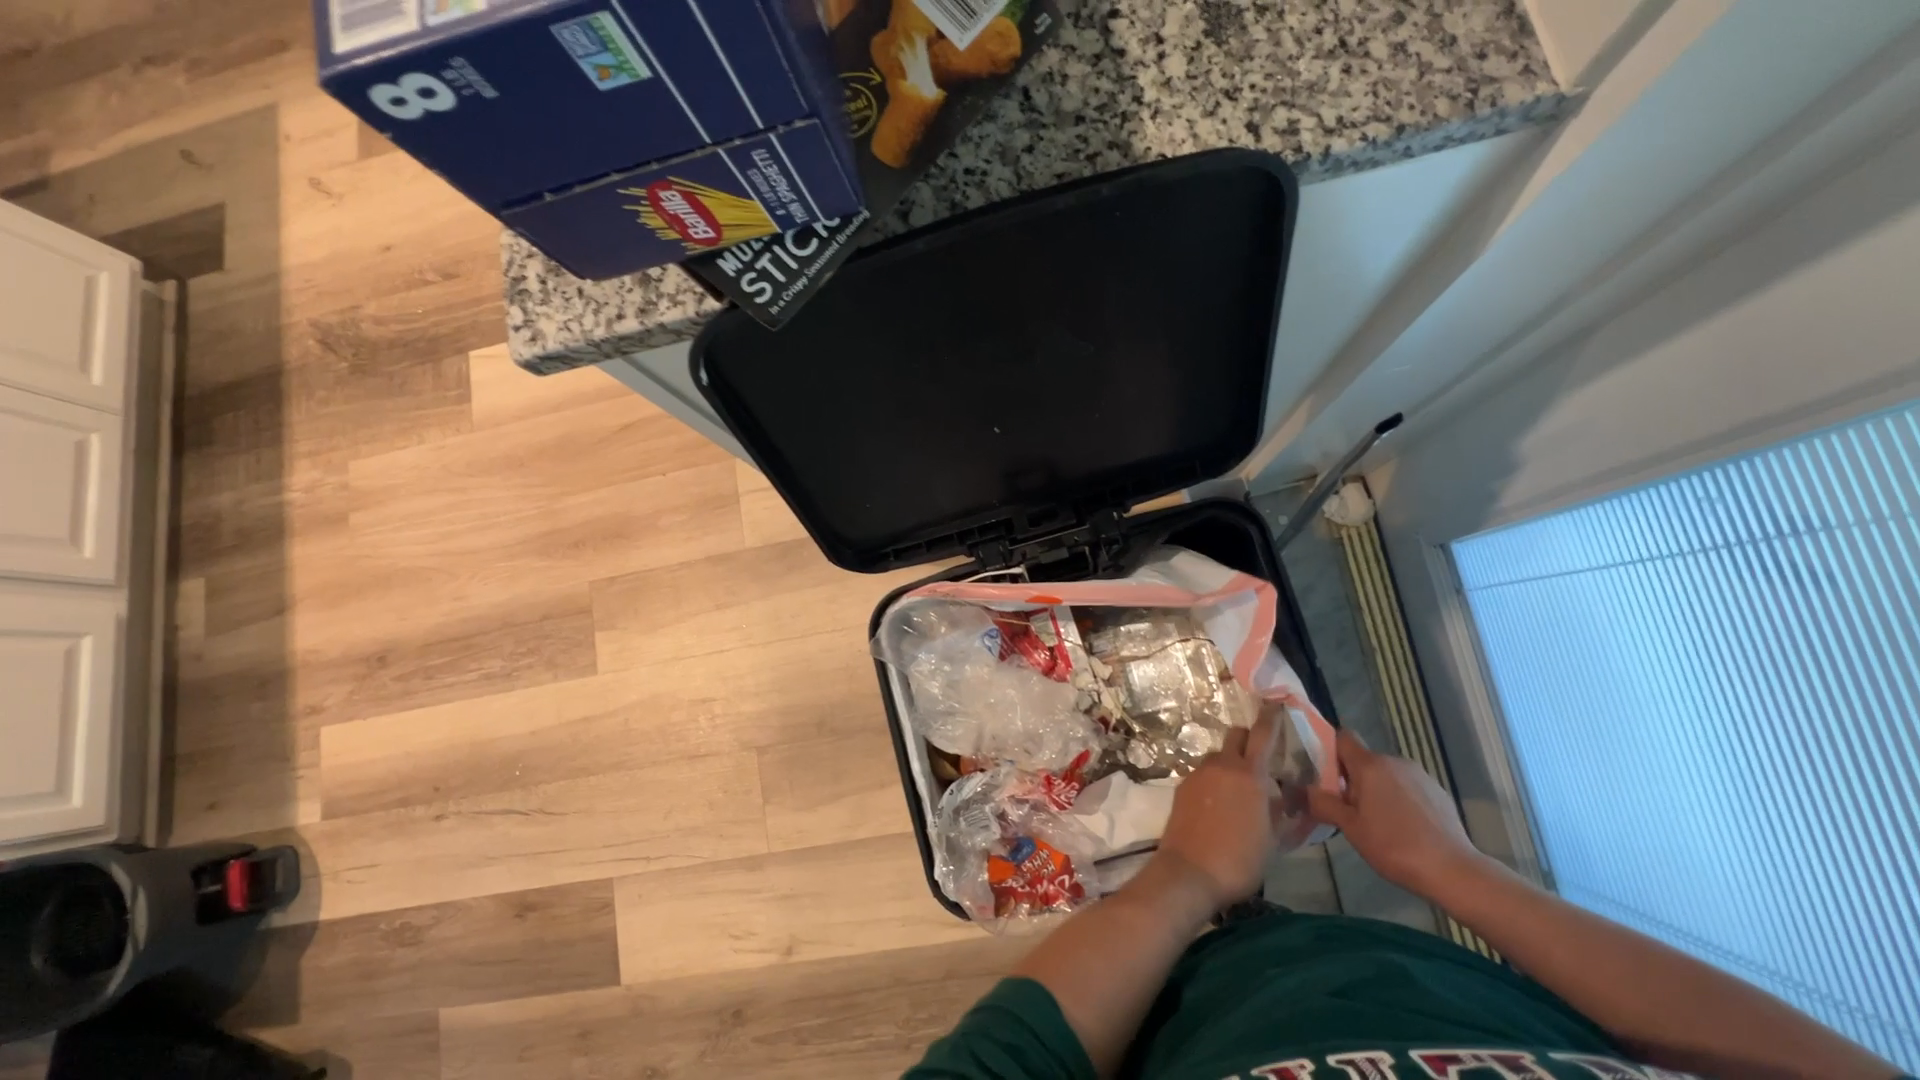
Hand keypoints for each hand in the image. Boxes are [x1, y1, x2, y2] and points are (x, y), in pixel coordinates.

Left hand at [1149, 711, 1285, 911]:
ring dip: (1230, 762)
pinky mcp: (1182, 788)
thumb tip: (1291, 795)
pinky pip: (1203, 773)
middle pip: (1236, 736)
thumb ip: (1283, 812)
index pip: (1263, 734)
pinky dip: (1214, 779)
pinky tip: (1219, 803)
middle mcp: (1222, 766)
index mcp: (1250, 775)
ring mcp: (1198, 775)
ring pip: (1218, 755)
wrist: (1188, 873)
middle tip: (1260, 757)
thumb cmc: (1239, 860)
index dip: (1271, 716)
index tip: (1275, 702)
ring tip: (1239, 788)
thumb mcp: (1273, 839)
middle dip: (1249, 738)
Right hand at [1305, 729, 1487, 897]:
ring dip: (1377, 790)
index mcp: (1371, 765)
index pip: (1343, 737)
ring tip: (1377, 823)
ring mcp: (1420, 775)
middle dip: (1352, 779)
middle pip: (1364, 760)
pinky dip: (1400, 800)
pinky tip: (1403, 829)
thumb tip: (1305, 790)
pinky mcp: (1438, 792)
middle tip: (1347, 810)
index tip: (1324, 776)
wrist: (1452, 869)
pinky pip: (1408, 787)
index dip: (1330, 750)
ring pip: (1387, 775)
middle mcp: (1395, 762)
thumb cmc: (1394, 846)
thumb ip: (1324, 804)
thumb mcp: (1350, 828)